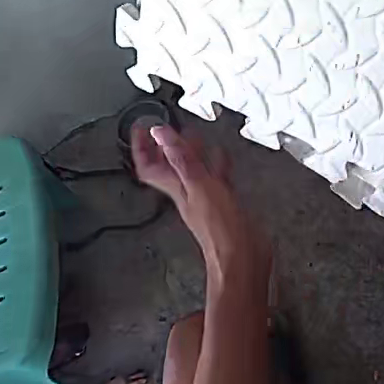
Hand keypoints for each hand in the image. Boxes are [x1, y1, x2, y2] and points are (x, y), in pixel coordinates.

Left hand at [132, 123, 269, 289]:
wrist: (242, 256)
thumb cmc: (220, 228)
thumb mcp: (200, 186)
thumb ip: (182, 159)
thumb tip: (160, 133)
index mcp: (177, 188)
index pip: (150, 166)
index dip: (141, 147)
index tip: (141, 127)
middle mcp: (188, 193)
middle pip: (169, 167)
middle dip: (164, 146)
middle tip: (165, 128)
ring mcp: (206, 199)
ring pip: (191, 171)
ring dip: (189, 153)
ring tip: (193, 135)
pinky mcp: (224, 203)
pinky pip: (215, 179)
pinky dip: (215, 165)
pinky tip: (222, 157)